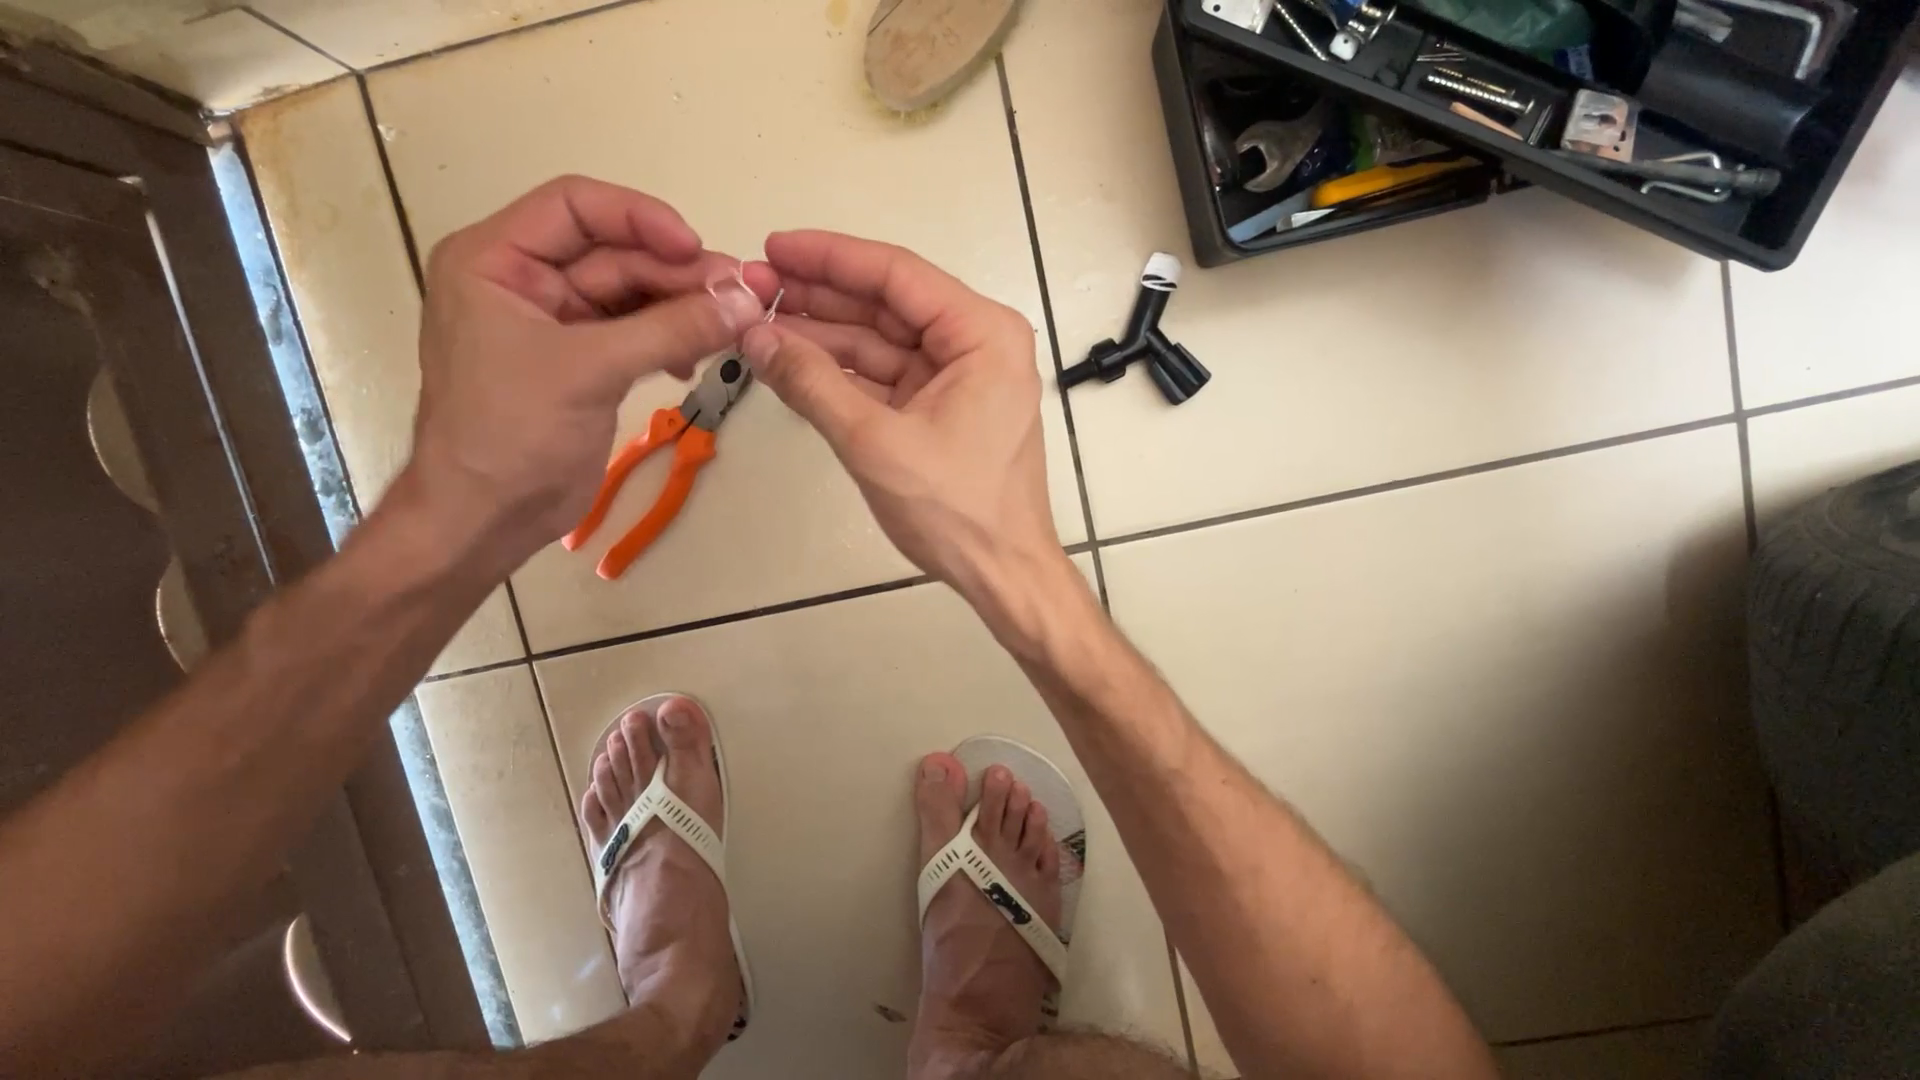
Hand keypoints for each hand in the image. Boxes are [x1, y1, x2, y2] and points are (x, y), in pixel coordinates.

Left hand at [401, 176, 777, 572]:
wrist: (486, 517)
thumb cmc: (511, 433)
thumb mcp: (590, 370)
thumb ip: (670, 329)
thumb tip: (746, 300)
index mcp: (496, 260)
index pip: (575, 207)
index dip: (639, 217)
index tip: (695, 249)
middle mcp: (526, 281)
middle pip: (615, 254)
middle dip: (676, 274)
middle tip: (739, 295)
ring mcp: (558, 324)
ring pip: (633, 295)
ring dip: (682, 309)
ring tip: (730, 326)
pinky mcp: (585, 363)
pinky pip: (637, 334)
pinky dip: (670, 341)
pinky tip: (694, 361)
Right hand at [740, 230, 1060, 604]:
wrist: (1002, 572)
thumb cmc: (956, 510)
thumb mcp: (876, 443)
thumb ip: (812, 383)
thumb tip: (754, 336)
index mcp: (982, 334)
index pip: (897, 274)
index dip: (829, 258)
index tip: (772, 249)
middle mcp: (976, 344)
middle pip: (887, 304)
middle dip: (819, 297)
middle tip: (752, 288)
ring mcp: (959, 377)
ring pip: (881, 341)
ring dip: (822, 335)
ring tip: (759, 323)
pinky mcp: (941, 408)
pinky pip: (885, 376)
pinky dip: (841, 372)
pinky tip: (791, 361)